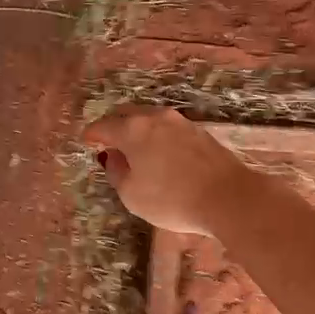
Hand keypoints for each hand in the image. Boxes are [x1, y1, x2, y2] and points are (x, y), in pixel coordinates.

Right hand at [82, 105, 255, 234]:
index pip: (103, 126)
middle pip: (126, 114)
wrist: (228, 197)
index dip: (91, 134)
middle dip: (114, 125)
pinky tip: (159, 152)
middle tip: (108, 141)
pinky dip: (157, 135)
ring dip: (137, 129)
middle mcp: (154, 117)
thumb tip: (113, 156)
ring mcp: (179, 122)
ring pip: (149, 118)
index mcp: (132, 129)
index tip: (86, 140)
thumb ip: (116, 172)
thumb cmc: (172, 199)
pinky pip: (167, 128)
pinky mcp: (199, 131)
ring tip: (134, 148)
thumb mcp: (132, 195)